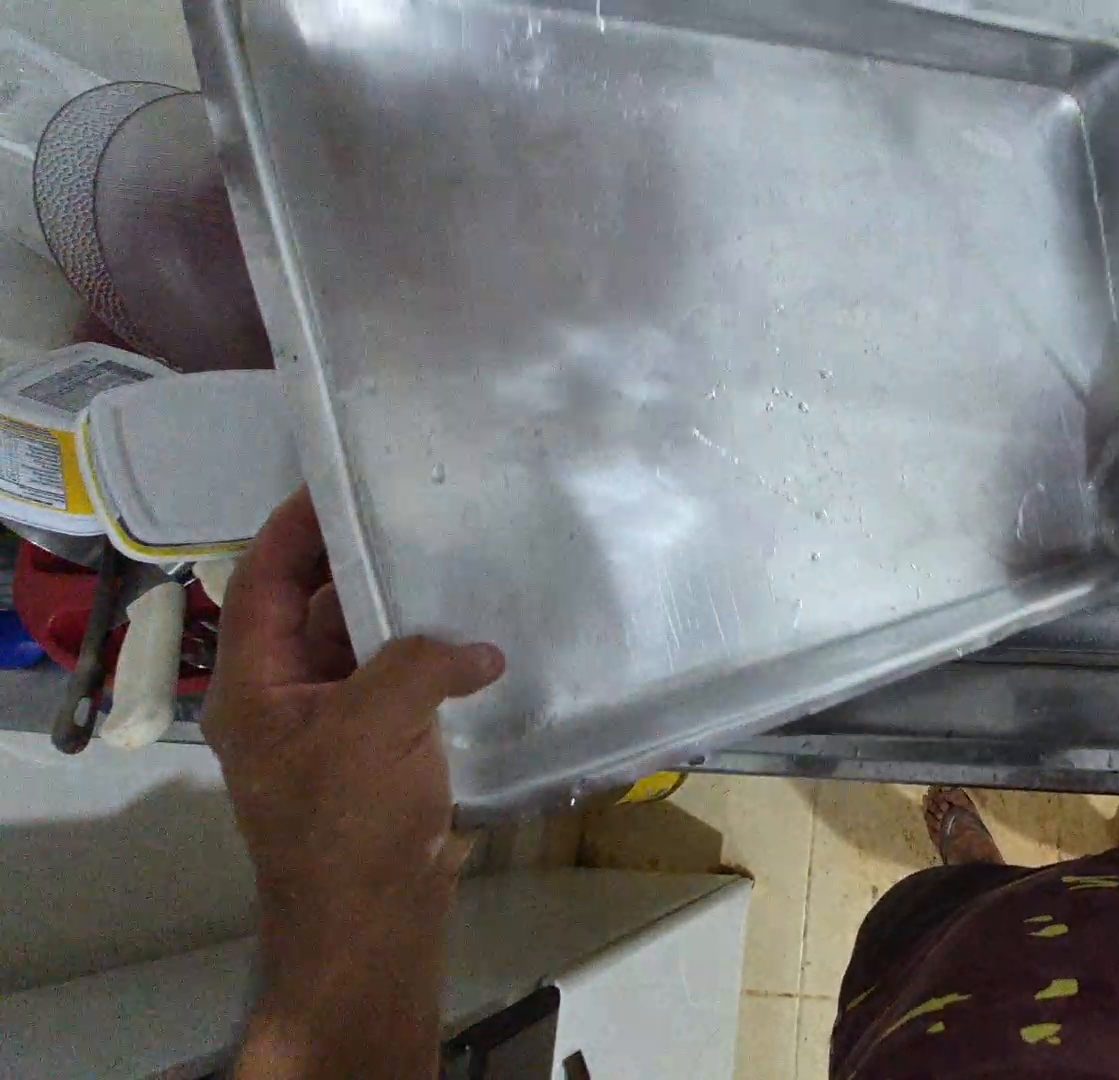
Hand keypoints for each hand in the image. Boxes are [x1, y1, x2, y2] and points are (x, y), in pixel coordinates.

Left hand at [204, 489, 503, 934]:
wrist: (374, 908)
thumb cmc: (347, 820)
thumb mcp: (370, 729)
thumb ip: (420, 667)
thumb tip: (484, 650)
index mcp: (260, 685)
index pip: (262, 586)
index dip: (293, 531)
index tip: (339, 486)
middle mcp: (298, 693)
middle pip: (324, 607)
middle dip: (369, 564)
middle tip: (426, 520)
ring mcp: (349, 717)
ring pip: (378, 642)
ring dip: (416, 611)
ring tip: (467, 568)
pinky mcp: (395, 738)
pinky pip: (417, 676)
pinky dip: (448, 654)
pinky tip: (490, 640)